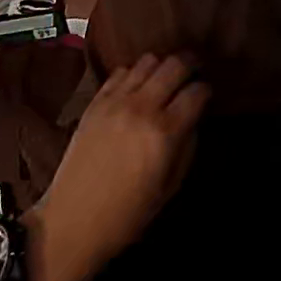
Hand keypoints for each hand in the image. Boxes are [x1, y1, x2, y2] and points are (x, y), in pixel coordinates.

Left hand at [23, 55, 209, 280]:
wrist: (73, 220)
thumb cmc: (127, 214)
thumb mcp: (169, 188)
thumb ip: (187, 147)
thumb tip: (193, 119)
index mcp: (164, 133)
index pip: (196, 92)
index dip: (207, 89)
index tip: (207, 94)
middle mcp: (141, 108)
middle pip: (174, 64)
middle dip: (190, 64)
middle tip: (194, 71)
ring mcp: (115, 101)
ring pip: (148, 60)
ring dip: (162, 66)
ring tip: (165, 78)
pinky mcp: (95, 102)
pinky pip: (121, 71)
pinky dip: (135, 73)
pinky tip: (137, 88)